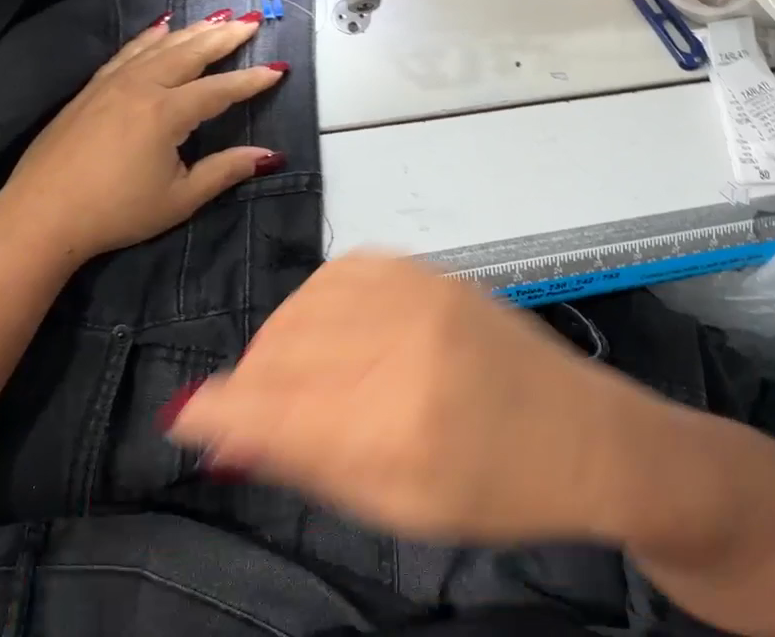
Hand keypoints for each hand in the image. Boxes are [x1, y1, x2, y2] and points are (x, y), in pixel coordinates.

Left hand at [0, 9, 285, 262]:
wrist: (41, 215)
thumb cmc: (116, 213)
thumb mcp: (179, 199)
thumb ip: (224, 171)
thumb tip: (268, 155)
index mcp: (167, 113)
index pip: (219, 90)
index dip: (251, 81)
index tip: (278, 69)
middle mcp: (141, 87)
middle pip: (190, 53)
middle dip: (224, 37)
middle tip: (251, 21)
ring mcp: (112, 84)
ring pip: (159, 47)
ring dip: (191, 31)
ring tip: (217, 19)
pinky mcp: (90, 90)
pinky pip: (127, 53)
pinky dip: (149, 38)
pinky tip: (161, 29)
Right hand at [164, 252, 669, 542]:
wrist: (588, 437)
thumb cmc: (497, 491)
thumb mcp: (398, 506)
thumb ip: (308, 462)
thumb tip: (225, 436)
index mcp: (398, 423)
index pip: (276, 408)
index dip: (219, 411)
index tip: (186, 420)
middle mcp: (405, 346)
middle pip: (285, 348)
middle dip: (249, 380)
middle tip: (246, 409)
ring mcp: (423, 298)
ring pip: (307, 302)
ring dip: (279, 339)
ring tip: (284, 373)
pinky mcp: (436, 274)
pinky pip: (347, 268)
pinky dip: (317, 298)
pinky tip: (321, 326)